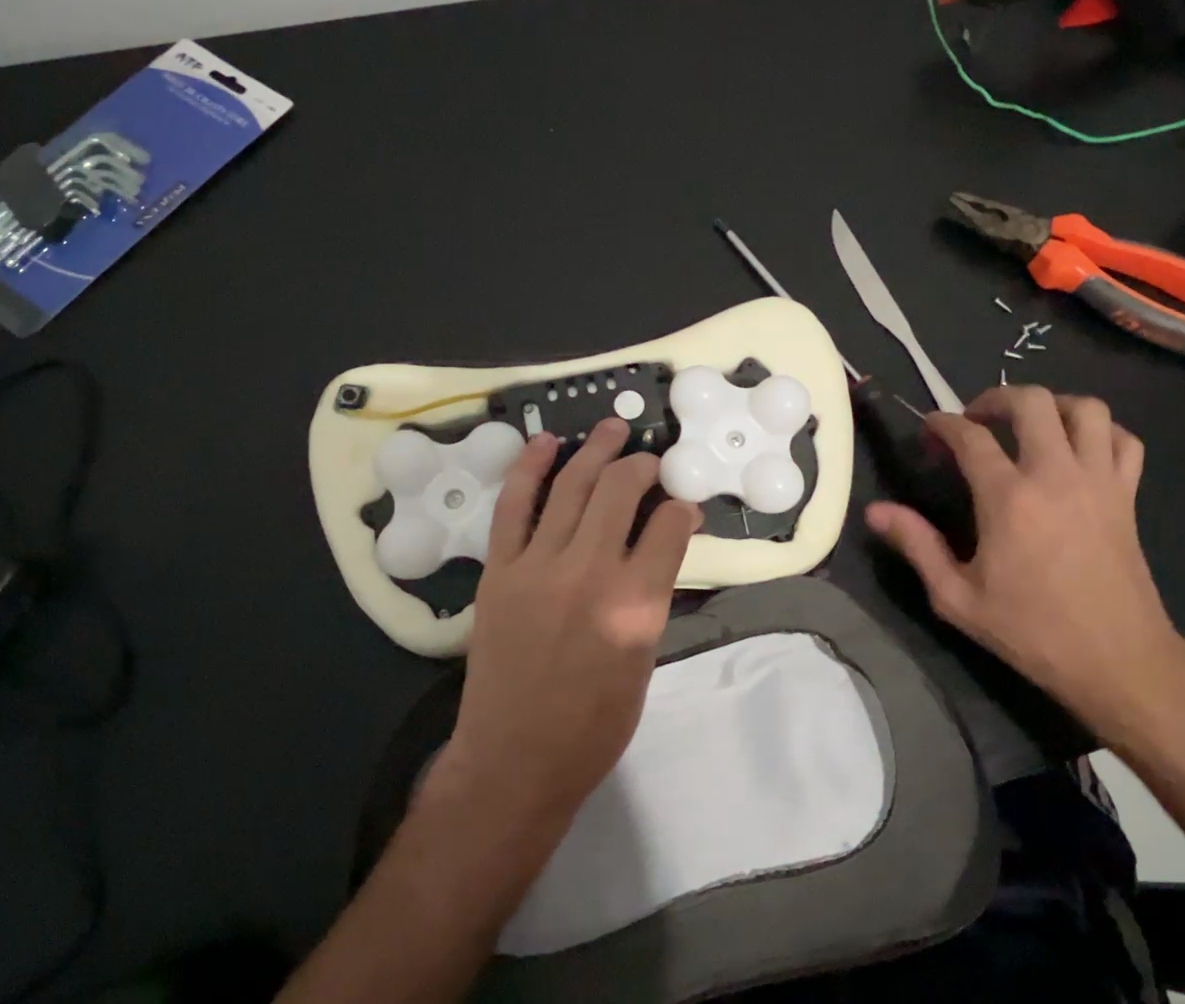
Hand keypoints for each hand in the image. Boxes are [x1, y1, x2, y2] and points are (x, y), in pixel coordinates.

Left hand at [433, 418, 702, 819]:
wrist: (515, 758)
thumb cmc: (593, 727)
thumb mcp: (644, 664)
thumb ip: (651, 598)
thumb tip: (658, 551)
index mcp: (636, 605)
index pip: (670, 528)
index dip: (683, 506)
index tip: (684, 502)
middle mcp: (590, 573)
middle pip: (621, 491)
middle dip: (643, 466)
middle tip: (651, 460)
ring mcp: (538, 567)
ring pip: (572, 486)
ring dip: (596, 449)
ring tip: (613, 427)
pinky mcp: (499, 571)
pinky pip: (515, 505)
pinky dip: (531, 467)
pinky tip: (548, 443)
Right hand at [866, 386, 1184, 749]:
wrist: (1116, 659)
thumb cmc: (1030, 630)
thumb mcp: (957, 598)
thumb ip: (916, 546)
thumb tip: (875, 511)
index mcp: (1008, 497)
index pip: (970, 436)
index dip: (942, 424)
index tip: (928, 432)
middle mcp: (1056, 474)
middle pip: (1031, 402)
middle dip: (995, 399)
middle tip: (976, 421)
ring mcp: (1099, 480)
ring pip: (1085, 409)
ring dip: (1052, 405)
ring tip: (1030, 426)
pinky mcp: (1128, 495)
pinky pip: (1124, 440)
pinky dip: (1102, 431)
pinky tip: (1080, 449)